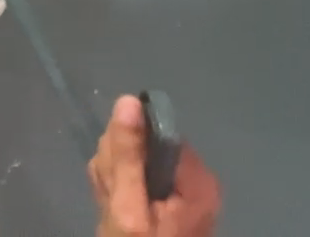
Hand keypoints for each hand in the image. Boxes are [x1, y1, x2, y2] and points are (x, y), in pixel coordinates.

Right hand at [89, 95, 220, 236]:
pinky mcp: (167, 196)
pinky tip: (114, 205)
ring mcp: (181, 188)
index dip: (127, 142)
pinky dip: (117, 184)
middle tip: (113, 195)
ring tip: (112, 204)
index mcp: (196, 178)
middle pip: (143, 140)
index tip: (114, 171)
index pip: (154, 129)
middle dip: (116, 162)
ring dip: (112, 174)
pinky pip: (134, 171)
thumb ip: (127, 155)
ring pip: (132, 154)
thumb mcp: (128, 208)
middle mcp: (194, 177)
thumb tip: (128, 100)